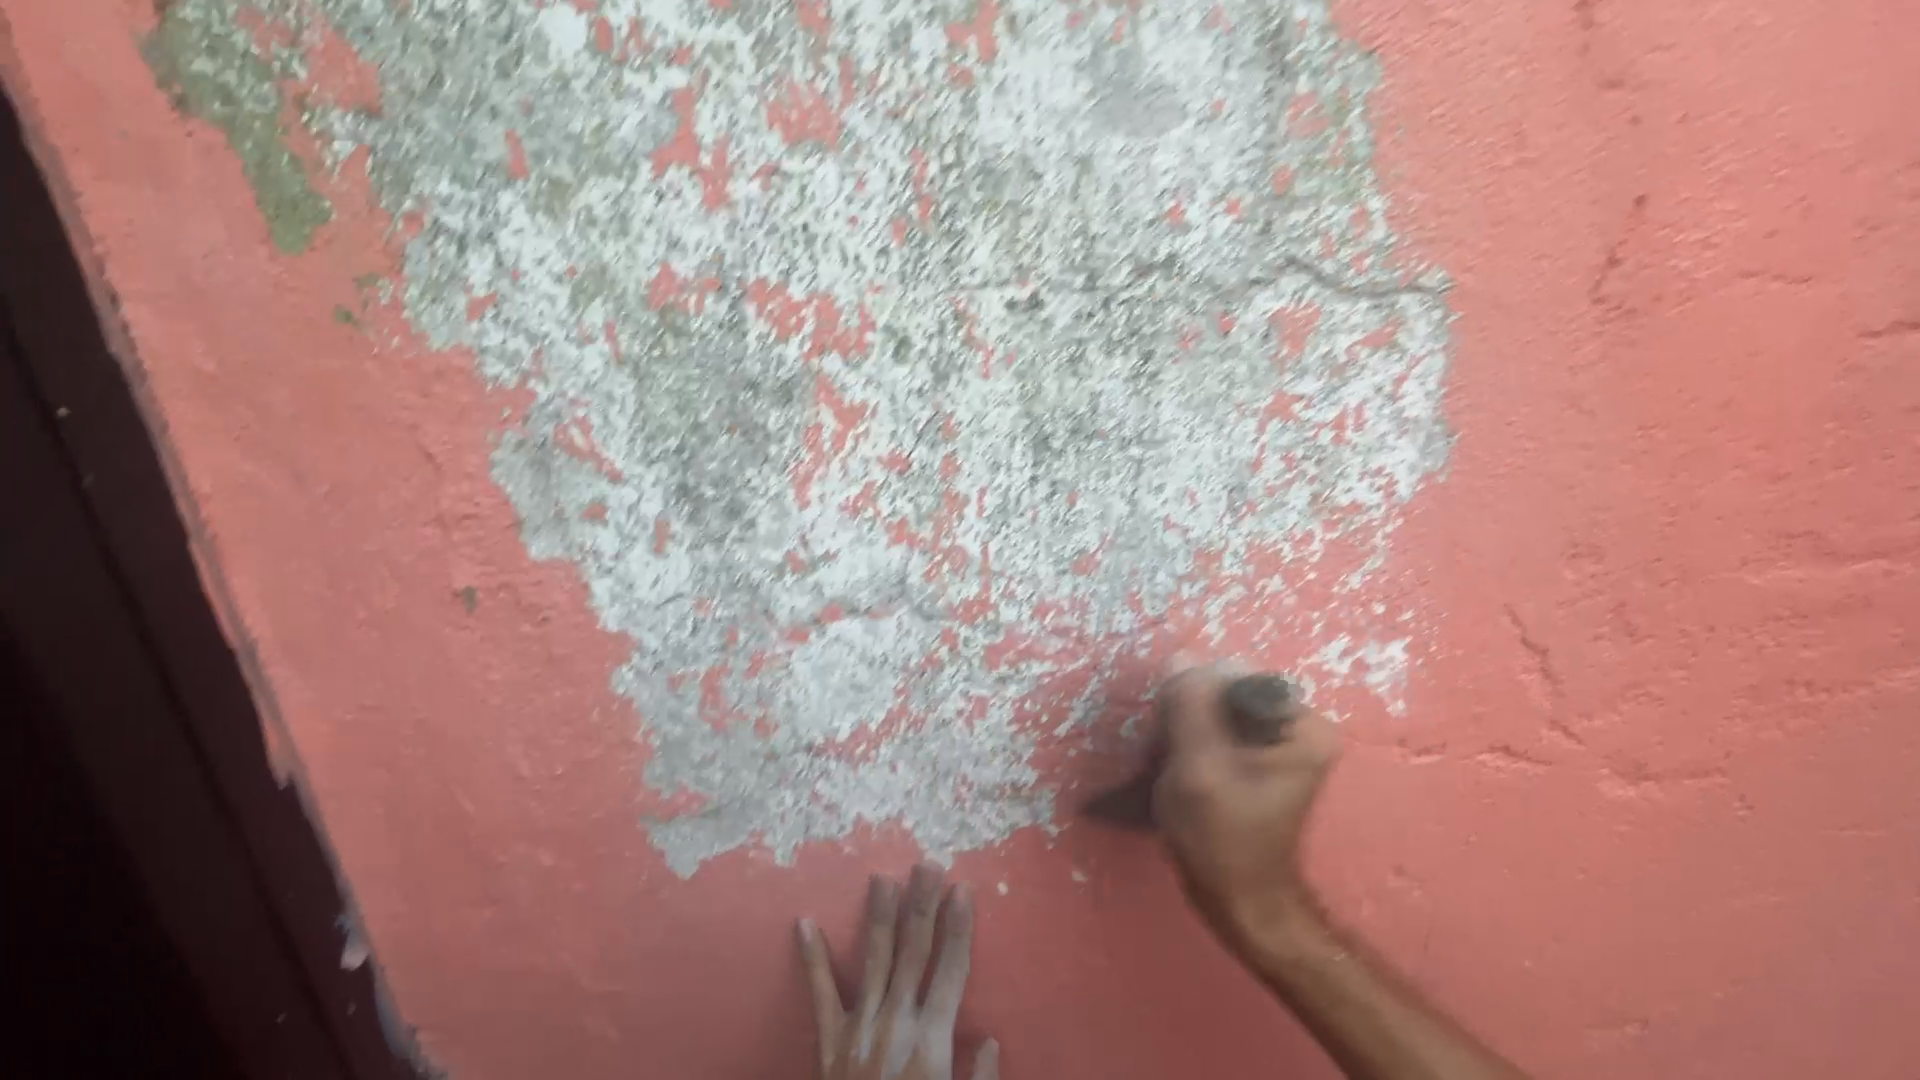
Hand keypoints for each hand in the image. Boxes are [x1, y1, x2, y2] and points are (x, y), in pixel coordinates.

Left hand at [797, 864, 998, 1079]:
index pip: (951, 971)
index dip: (959, 928)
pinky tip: (803, 922)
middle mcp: (895, 1025)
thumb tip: (988, 1039)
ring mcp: (858, 1030)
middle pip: (914, 953)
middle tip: (927, 864)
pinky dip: (811, 958)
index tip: (963, 889)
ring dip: (879, 916)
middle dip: (922, 906)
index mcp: (932, 1044)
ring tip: (882, 877)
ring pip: (874, 960)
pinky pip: (820, 995)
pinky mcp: (828, 1044)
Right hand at [1152, 660, 1342, 954]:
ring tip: (1176, 766)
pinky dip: (1196, 745)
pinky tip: (1183, 772)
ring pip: (1218, 712)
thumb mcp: (1200, 766)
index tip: (1176, 732)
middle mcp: (1302, 729)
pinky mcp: (1262, 762)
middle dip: (1191, 715)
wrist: (1238, 901)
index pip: (1236, 678)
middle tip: (1174, 754)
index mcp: (1304, 727)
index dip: (1197, 697)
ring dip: (1188, 731)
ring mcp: (1283, 747)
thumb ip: (1190, 706)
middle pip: (1228, 693)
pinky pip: (1221, 732)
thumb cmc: (1222, 838)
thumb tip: (1181, 655)